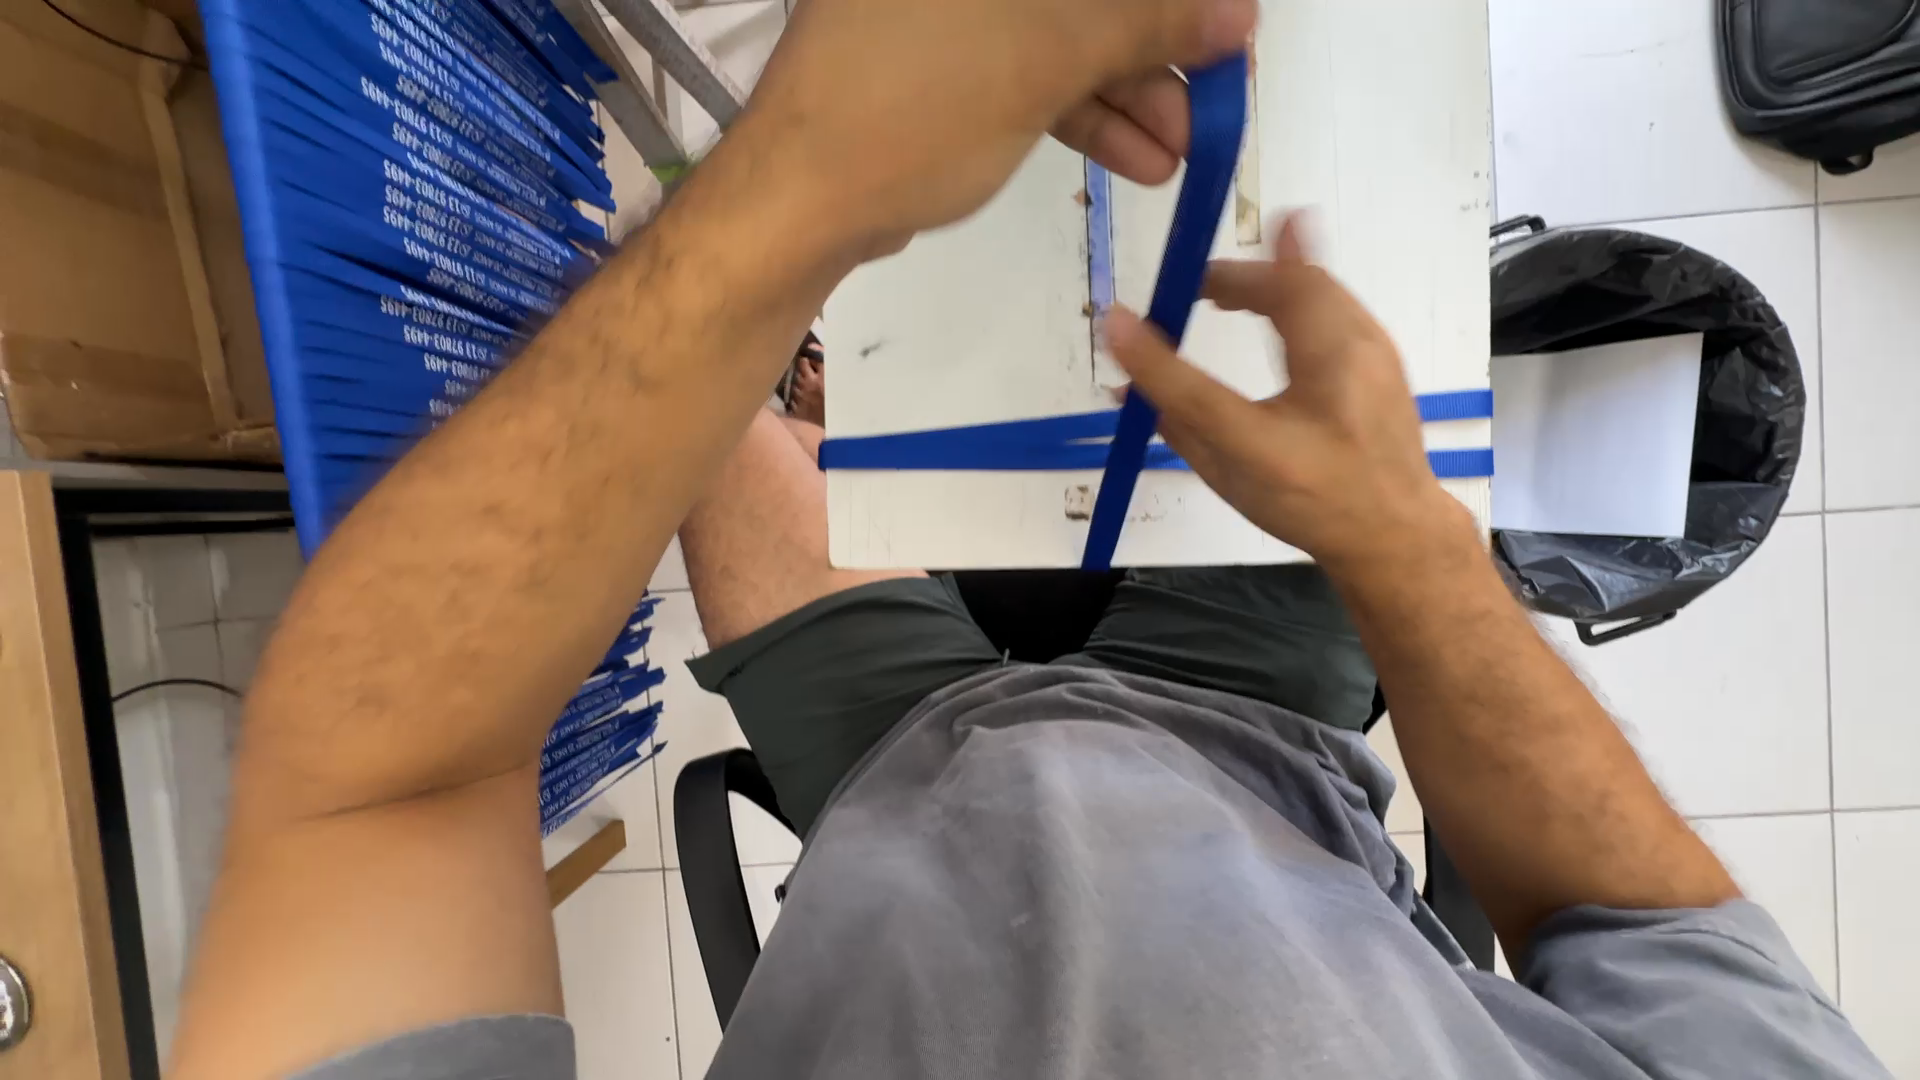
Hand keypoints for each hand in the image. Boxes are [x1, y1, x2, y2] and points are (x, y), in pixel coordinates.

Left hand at [741, 0, 1256, 250]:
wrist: (806, 199)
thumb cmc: (917, 108)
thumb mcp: (1040, 61)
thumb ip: (1140, 27)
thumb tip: (1238, 13)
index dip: (1171, 1)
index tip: (1223, 34)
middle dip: (1156, 51)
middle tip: (1215, 103)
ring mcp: (954, 17)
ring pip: (1063, 41)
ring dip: (1129, 98)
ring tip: (1183, 153)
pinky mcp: (947, 69)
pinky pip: (1031, 79)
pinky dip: (1083, 119)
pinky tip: (1138, 158)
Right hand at [1104, 212, 1472, 574]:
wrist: (1396, 528)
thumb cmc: (1306, 506)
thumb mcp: (1230, 480)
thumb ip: (1179, 430)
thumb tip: (1127, 389)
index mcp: (1284, 447)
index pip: (1205, 396)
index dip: (1156, 359)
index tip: (1119, 321)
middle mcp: (1331, 405)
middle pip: (1285, 304)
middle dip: (1232, 282)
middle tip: (1188, 287)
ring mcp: (1375, 359)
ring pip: (1319, 288)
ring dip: (1266, 275)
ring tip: (1221, 284)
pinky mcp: (1385, 349)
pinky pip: (1335, 298)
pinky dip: (1296, 284)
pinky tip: (1275, 279)